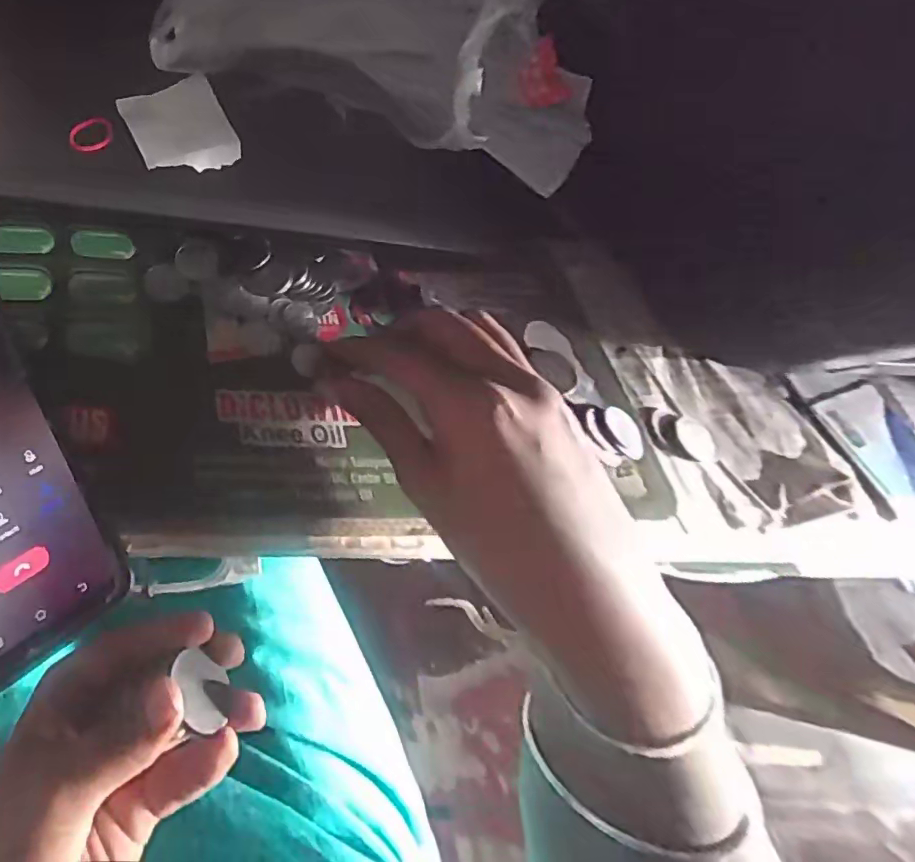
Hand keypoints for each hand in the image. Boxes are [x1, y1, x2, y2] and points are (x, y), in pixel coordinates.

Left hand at [0, 612, 264, 861]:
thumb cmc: (18, 834)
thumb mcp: (61, 783)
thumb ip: (119, 741)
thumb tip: (173, 690)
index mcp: (64, 703)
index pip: (115, 655)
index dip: (157, 636)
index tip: (203, 625)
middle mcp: (93, 726)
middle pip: (149, 686)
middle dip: (191, 668)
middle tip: (235, 654)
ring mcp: (118, 769)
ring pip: (170, 731)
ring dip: (209, 715)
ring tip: (251, 709)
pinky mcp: (135, 813)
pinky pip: (173, 780)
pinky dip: (201, 765)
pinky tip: (227, 749)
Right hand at [318, 309, 713, 744]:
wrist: (590, 590)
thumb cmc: (493, 545)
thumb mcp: (425, 482)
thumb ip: (383, 420)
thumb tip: (336, 383)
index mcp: (467, 402)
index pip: (397, 354)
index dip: (354, 349)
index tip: (325, 351)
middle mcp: (506, 379)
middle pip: (440, 324)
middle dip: (393, 330)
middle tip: (362, 356)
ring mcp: (539, 386)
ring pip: (478, 328)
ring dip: (434, 331)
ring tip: (403, 357)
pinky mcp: (558, 400)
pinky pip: (506, 351)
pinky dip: (469, 345)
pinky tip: (452, 375)